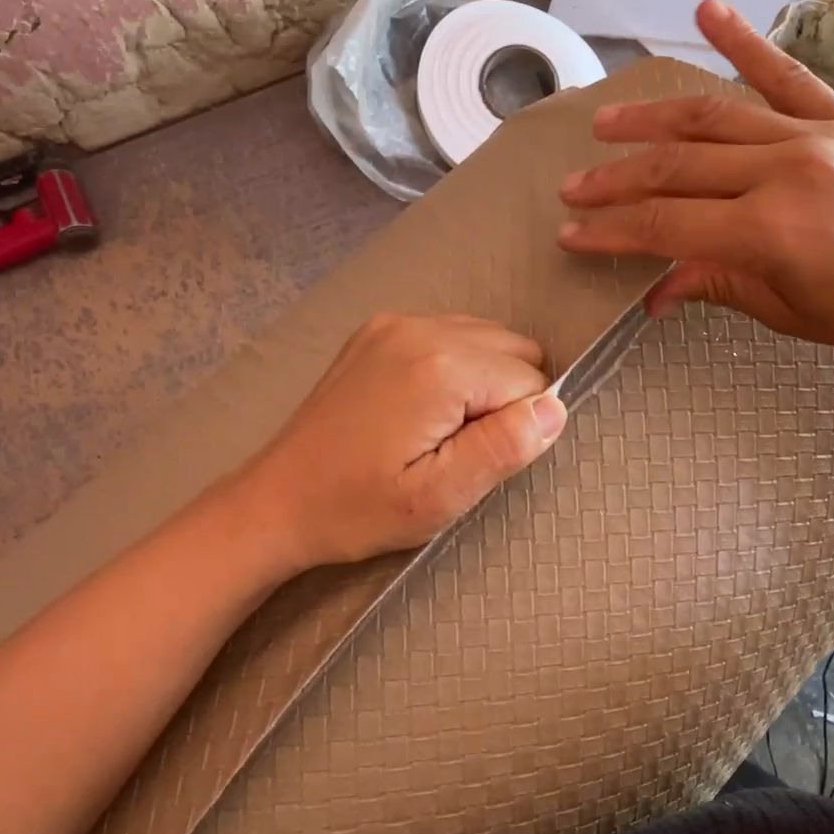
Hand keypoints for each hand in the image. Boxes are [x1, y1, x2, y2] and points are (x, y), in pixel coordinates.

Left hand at [240, 314, 566, 568]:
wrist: (278, 500)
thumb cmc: (357, 509)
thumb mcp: (438, 497)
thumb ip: (503, 447)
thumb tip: (555, 409)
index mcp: (439, 367)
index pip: (531, 383)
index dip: (515, 429)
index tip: (470, 461)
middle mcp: (420, 328)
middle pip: (515, 352)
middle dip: (504, 400)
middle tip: (457, 449)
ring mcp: (394, 324)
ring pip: (488, 340)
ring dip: (483, 383)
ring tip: (438, 431)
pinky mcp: (378, 331)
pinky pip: (451, 335)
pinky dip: (456, 368)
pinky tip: (422, 409)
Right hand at [555, 0, 833, 386]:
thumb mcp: (788, 312)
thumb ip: (716, 286)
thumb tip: (655, 293)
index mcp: (766, 232)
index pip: (664, 223)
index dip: (611, 231)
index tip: (571, 233)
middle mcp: (785, 172)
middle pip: (677, 165)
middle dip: (616, 178)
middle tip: (573, 186)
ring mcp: (819, 137)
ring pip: (716, 115)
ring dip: (653, 116)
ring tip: (606, 121)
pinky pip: (790, 76)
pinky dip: (747, 44)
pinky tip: (709, 14)